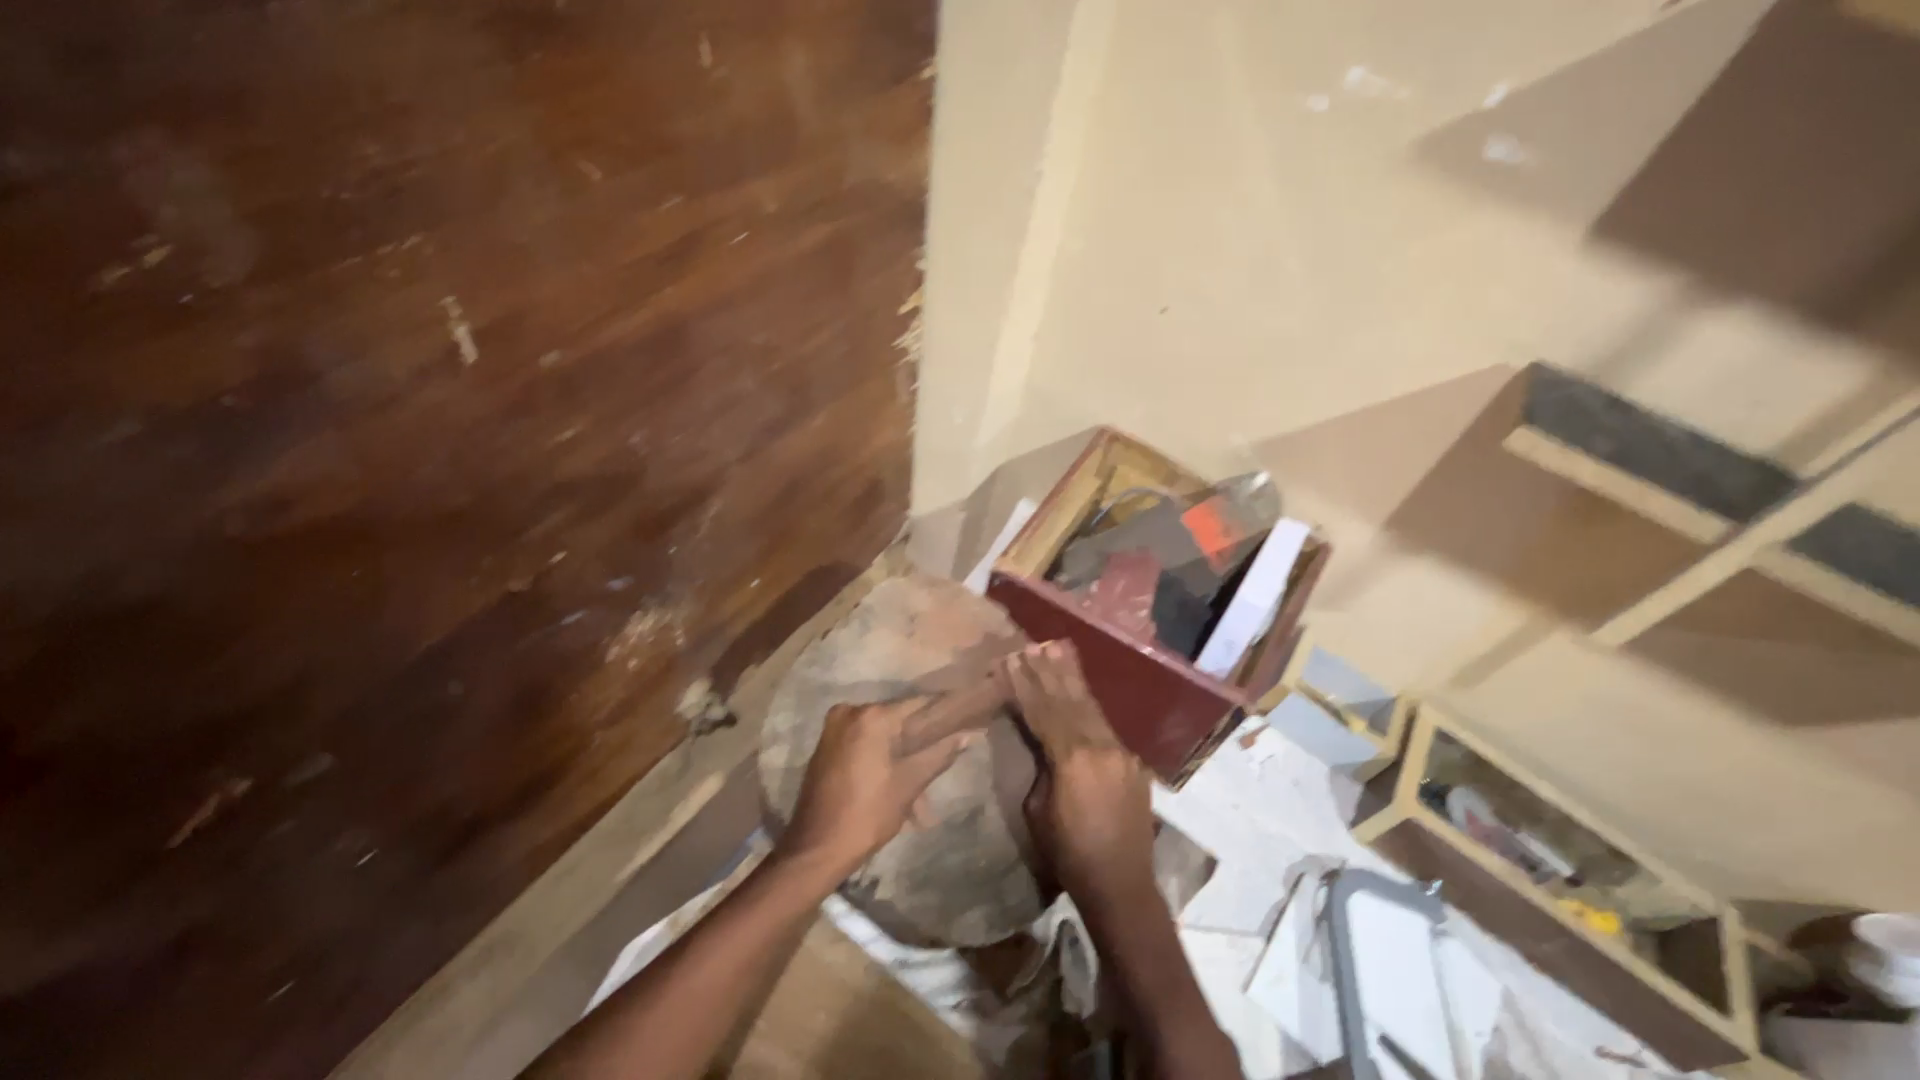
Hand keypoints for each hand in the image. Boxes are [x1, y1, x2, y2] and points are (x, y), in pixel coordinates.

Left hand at [777, 698, 976, 880]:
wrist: (816, 848)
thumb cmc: (867, 814)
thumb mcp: (909, 784)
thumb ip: (939, 754)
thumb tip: (967, 735)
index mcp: (871, 716)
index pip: (918, 704)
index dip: (943, 715)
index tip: (965, 722)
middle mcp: (849, 712)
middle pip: (898, 720)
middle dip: (921, 744)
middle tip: (944, 763)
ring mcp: (834, 729)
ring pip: (881, 737)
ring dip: (902, 760)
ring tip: (920, 798)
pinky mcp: (826, 747)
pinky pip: (863, 745)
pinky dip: (881, 761)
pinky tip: (898, 788)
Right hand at [1004, 641, 1156, 909]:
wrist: (1121, 884)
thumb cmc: (1068, 854)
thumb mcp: (1037, 810)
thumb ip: (1041, 768)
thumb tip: (1042, 744)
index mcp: (1072, 758)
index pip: (1043, 711)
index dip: (1025, 686)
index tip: (1011, 661)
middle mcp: (1101, 746)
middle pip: (1070, 700)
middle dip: (1049, 672)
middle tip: (1034, 645)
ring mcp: (1121, 752)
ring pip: (1091, 708)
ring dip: (1072, 680)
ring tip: (1058, 652)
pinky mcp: (1132, 763)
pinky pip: (1105, 727)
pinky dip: (1089, 706)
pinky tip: (1081, 693)